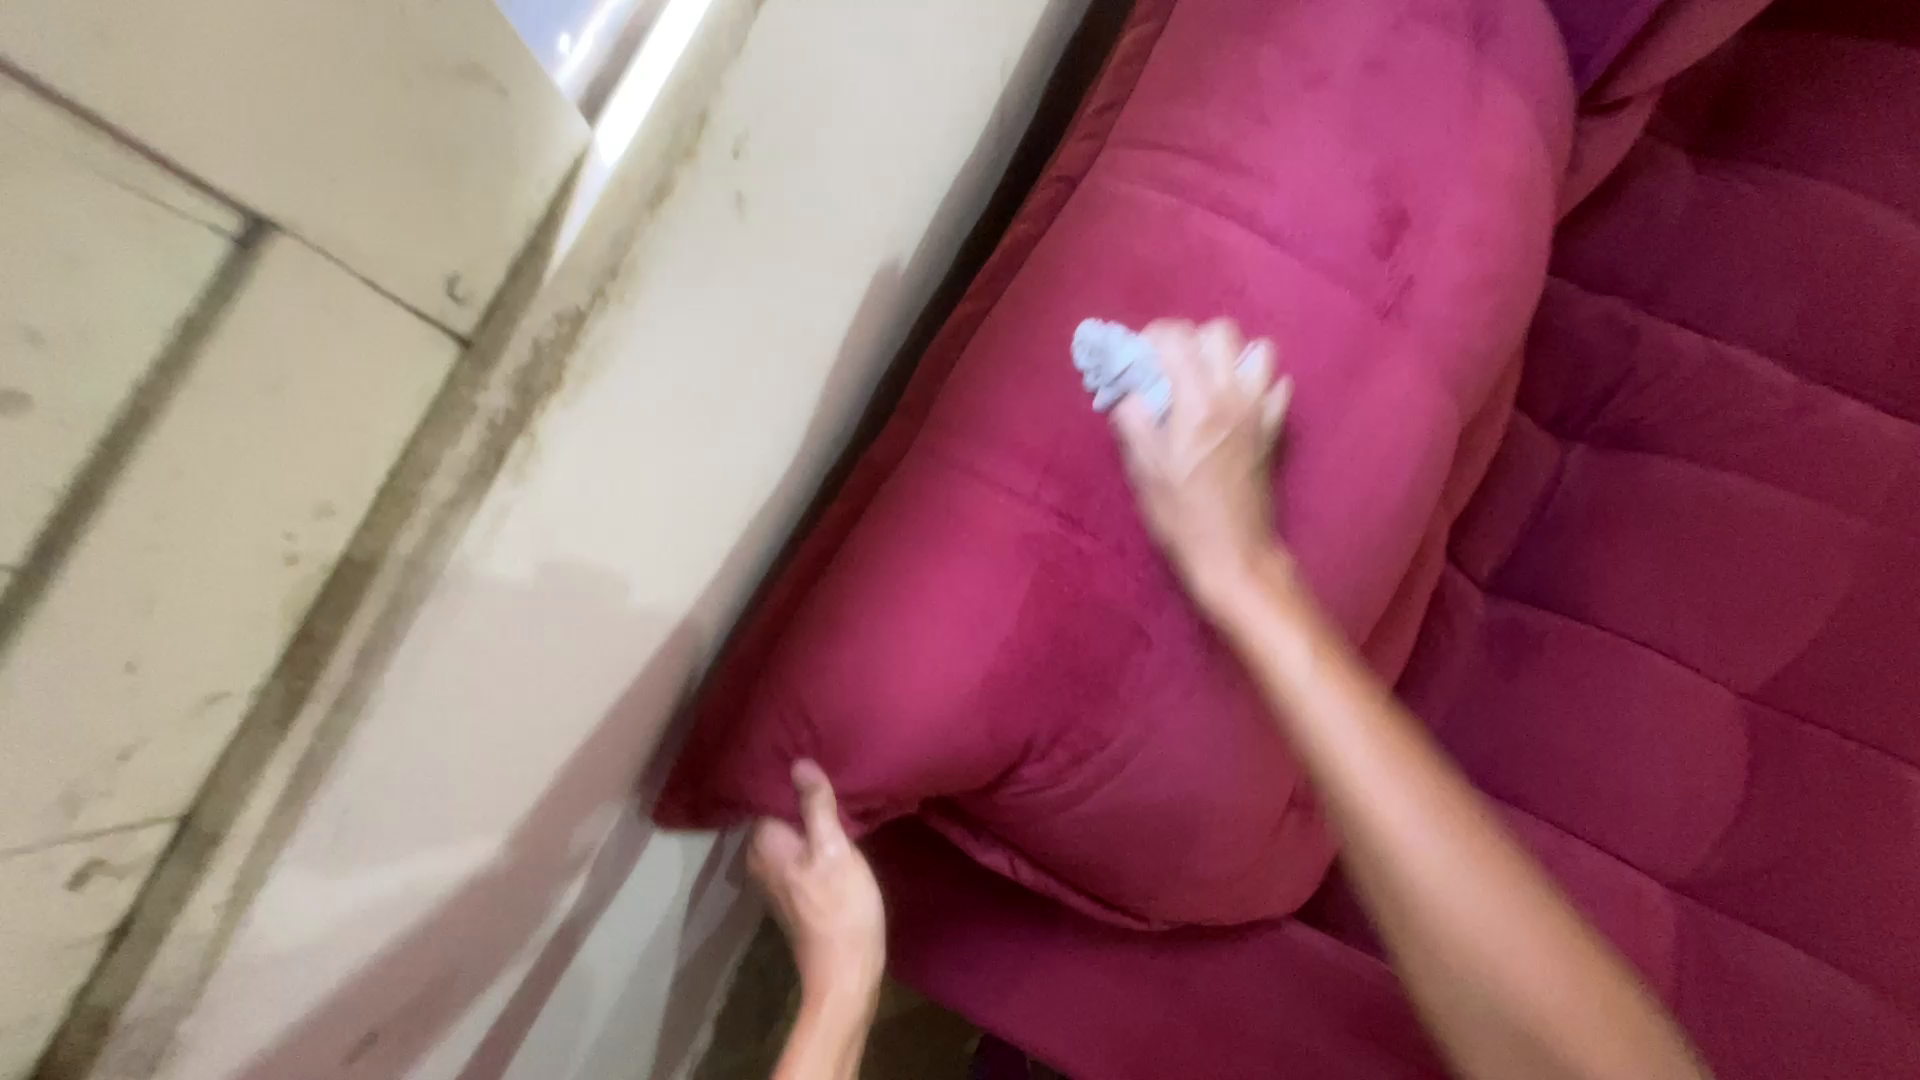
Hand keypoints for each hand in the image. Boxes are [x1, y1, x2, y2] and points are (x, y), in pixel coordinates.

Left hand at [748, 760, 885, 1014]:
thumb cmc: (841, 905)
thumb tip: (798, 762)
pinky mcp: (790, 888)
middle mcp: (758, 857)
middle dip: (797, 792)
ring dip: (806, 813)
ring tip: (831, 788)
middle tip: (826, 763)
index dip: (788, 773)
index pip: (767, 793)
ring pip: (788, 830)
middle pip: (776, 811)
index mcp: (763, 843)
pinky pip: (796, 847)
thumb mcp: (834, 847)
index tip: (809, 749)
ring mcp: (773, 875)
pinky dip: (810, 834)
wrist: (845, 970)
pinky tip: (831, 823)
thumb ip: (815, 804)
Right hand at [1109, 318, 1292, 606]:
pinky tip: (1237, 403)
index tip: (1136, 357)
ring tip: (1206, 380)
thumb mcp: (1143, 470)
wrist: (1233, 552)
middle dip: (1190, 340)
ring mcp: (1261, 410)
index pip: (1177, 338)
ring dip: (1229, 356)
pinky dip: (1257, 383)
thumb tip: (1127, 393)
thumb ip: (1133, 421)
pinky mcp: (1275, 429)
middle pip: (1220, 332)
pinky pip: (1277, 385)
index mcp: (1197, 403)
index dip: (1151, 338)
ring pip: (1257, 350)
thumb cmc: (1180, 515)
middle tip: (1169, 367)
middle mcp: (1234, 396)